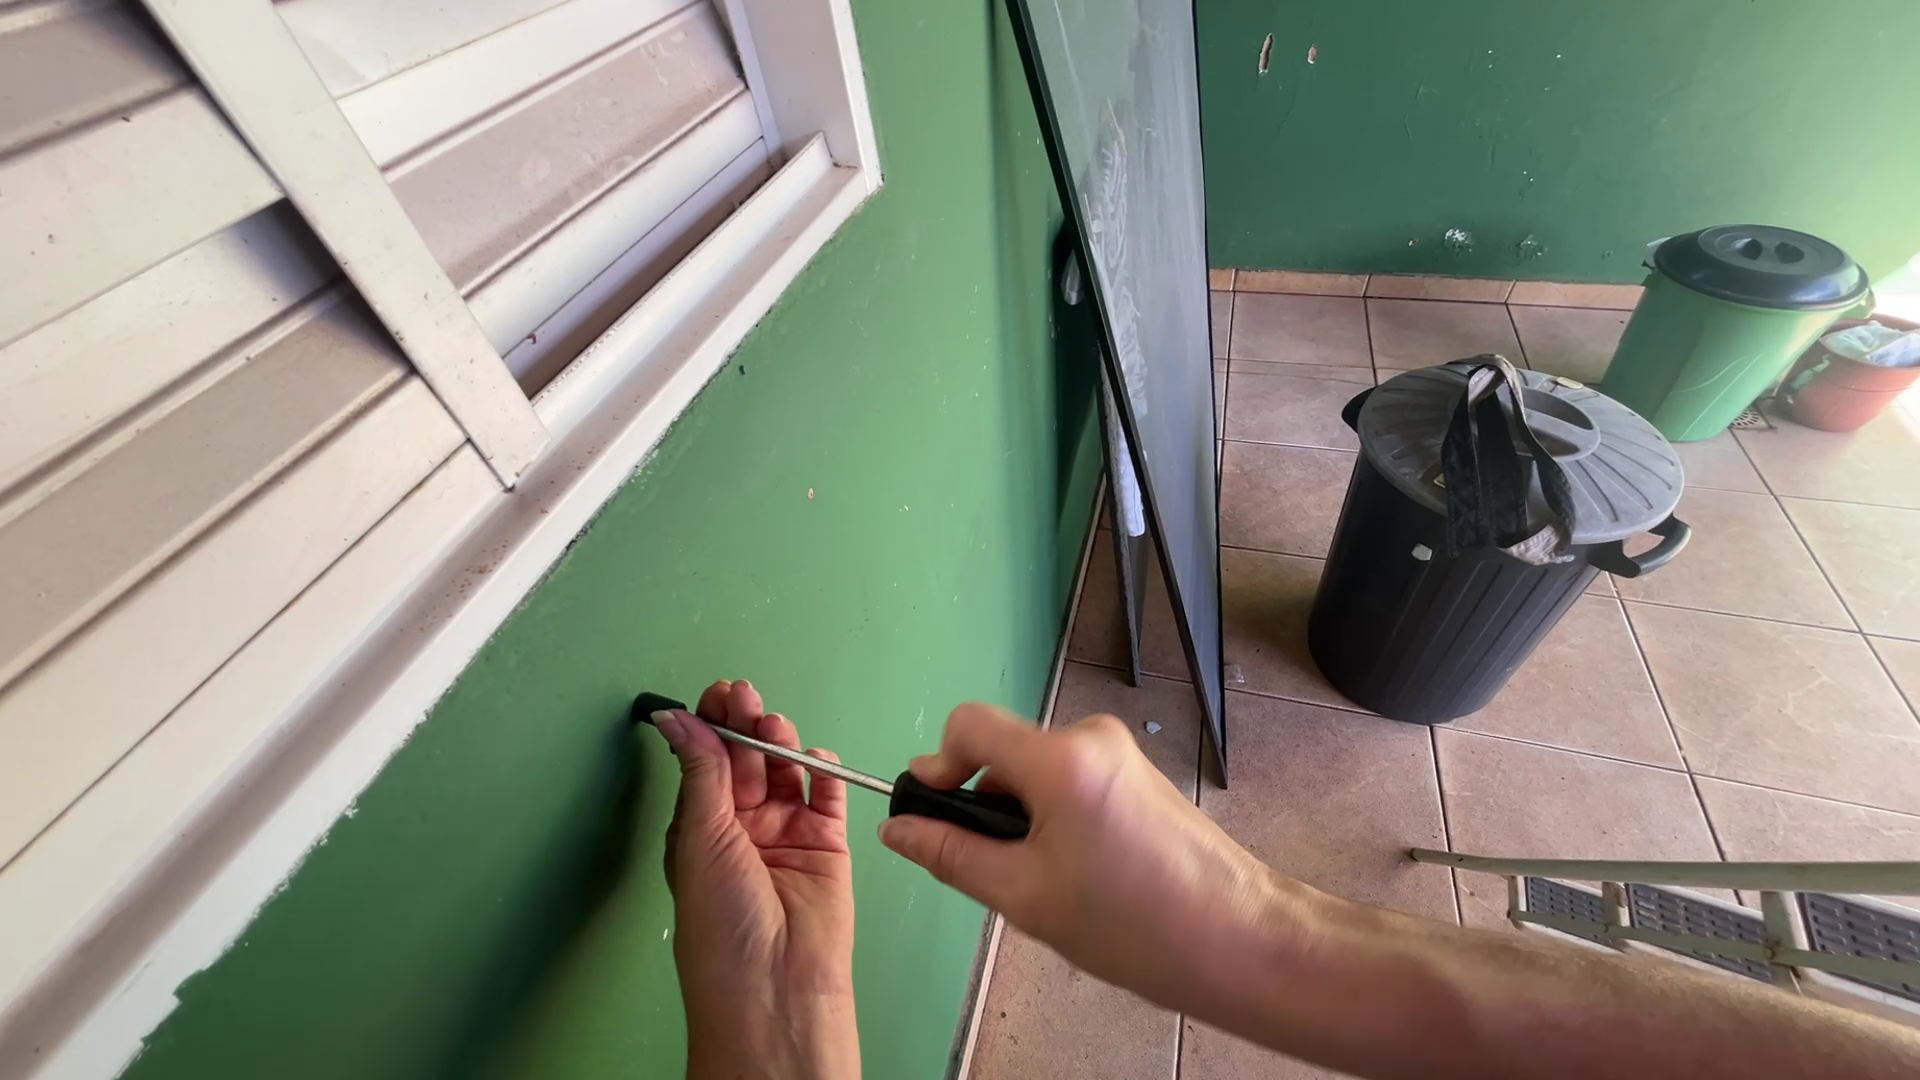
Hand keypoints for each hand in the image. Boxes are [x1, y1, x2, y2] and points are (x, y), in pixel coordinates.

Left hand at [656, 680, 859, 1079]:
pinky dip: (823, 769)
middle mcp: (743, 827)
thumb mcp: (703, 839)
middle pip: (746, 759)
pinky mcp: (826, 839)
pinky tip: (813, 756)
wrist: (777, 984)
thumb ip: (702, 771)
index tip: (715, 694)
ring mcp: (786, 832)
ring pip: (785, 769)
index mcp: (702, 829)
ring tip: (774, 724)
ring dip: (780, 741)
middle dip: (745, 723)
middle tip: (743, 695)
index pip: (707, 762)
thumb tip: (677, 720)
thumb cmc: (724, 928)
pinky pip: (826, 792)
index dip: (711, 725)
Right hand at [877, 704, 1304, 1020]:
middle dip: (987, 802)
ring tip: (1047, 877)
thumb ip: (951, 854)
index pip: (968, 723)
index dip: (939, 762)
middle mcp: (1089, 734)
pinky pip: (1070, 776)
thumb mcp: (1025, 896)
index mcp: (1059, 757)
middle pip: (1005, 750)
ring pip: (1036, 768)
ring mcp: (1118, 749)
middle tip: (1002, 868)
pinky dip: (1054, 811)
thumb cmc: (1129, 924)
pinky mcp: (1135, 768)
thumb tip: (897, 828)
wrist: (1242, 940)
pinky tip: (1079, 867)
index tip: (936, 811)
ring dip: (1022, 813)